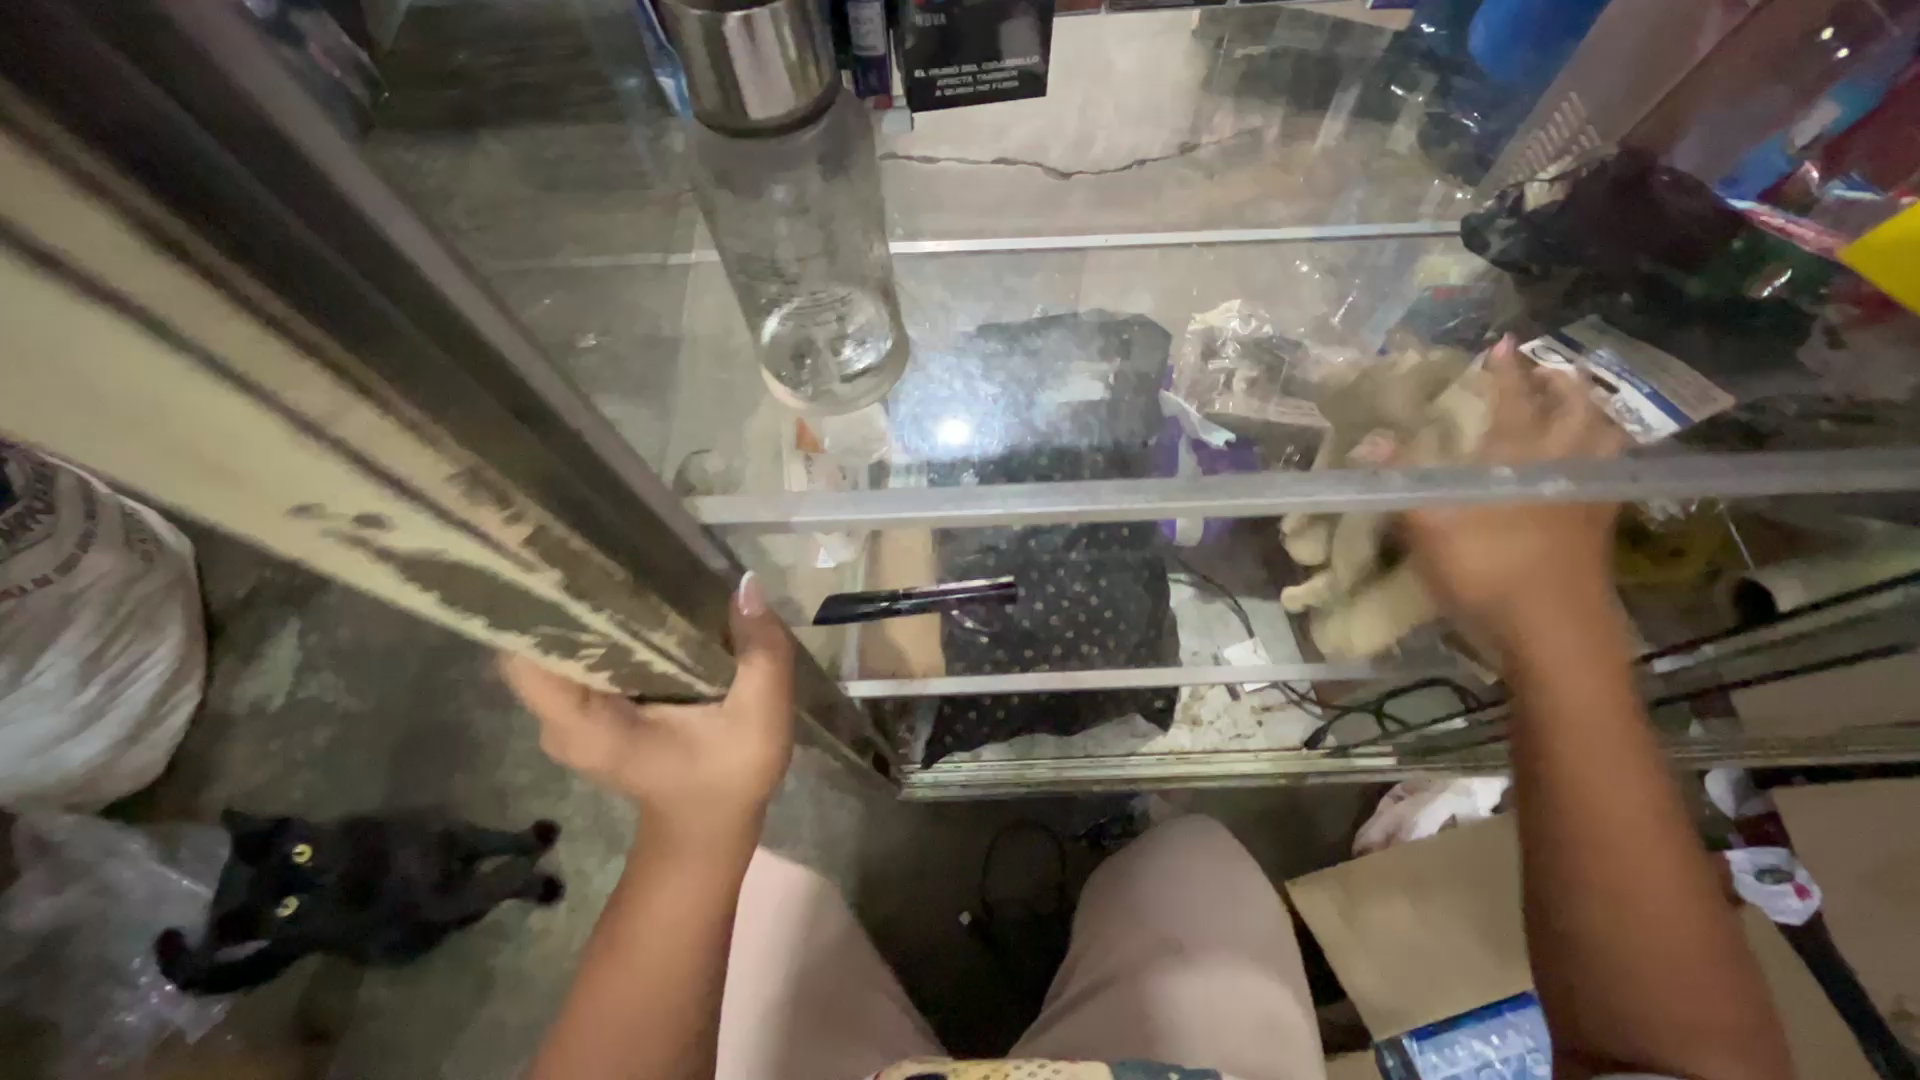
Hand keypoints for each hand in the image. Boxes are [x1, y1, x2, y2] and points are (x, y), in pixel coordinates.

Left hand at [499, 572, 794, 847]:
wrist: (708, 828)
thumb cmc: (728, 779)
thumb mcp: (761, 719)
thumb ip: (761, 654)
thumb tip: (747, 585)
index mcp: (588, 726)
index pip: (525, 659)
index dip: (538, 607)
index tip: (566, 561)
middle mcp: (559, 719)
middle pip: (537, 641)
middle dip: (565, 594)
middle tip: (608, 547)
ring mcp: (566, 715)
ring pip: (555, 645)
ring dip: (583, 607)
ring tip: (622, 564)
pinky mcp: (583, 709)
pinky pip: (574, 656)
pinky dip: (598, 627)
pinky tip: (632, 600)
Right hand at [1400, 336, 1629, 645]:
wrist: (1551, 632)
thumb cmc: (1486, 569)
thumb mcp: (1428, 523)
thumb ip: (1401, 479)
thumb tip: (1370, 442)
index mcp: (1520, 456)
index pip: (1513, 399)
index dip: (1504, 371)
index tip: (1500, 345)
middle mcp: (1563, 464)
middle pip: (1577, 410)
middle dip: (1562, 385)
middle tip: (1547, 373)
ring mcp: (1589, 496)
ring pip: (1605, 440)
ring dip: (1593, 416)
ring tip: (1577, 410)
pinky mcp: (1599, 529)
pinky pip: (1608, 474)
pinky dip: (1601, 457)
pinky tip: (1583, 468)